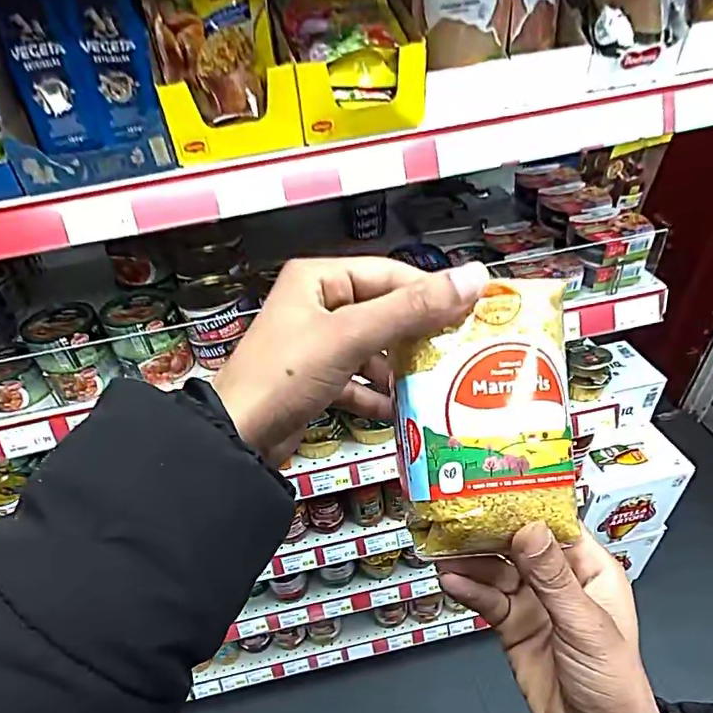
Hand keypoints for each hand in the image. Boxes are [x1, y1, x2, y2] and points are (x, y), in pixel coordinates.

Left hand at [214, 257, 488, 463]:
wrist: (240, 437)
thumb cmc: (284, 376)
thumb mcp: (351, 336)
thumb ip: (411, 309)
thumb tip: (472, 278)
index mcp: (318, 280)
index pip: (389, 275)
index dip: (429, 293)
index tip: (469, 313)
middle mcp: (316, 308)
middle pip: (382, 314)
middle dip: (416, 336)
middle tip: (455, 353)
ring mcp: (315, 347)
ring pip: (371, 351)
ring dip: (398, 370)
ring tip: (432, 385)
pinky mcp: (314, 383)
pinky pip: (356, 382)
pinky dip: (376, 396)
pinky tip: (399, 412)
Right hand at [436, 523, 664, 712]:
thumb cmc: (614, 683)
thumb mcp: (585, 625)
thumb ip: (552, 578)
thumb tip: (530, 531)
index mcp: (591, 571)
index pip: (556, 527)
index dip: (527, 508)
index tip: (496, 492)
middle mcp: (560, 582)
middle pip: (519, 546)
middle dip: (490, 534)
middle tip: (459, 521)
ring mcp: (534, 604)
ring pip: (497, 572)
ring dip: (472, 563)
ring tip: (446, 554)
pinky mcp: (513, 625)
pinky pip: (488, 601)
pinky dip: (470, 591)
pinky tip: (453, 582)